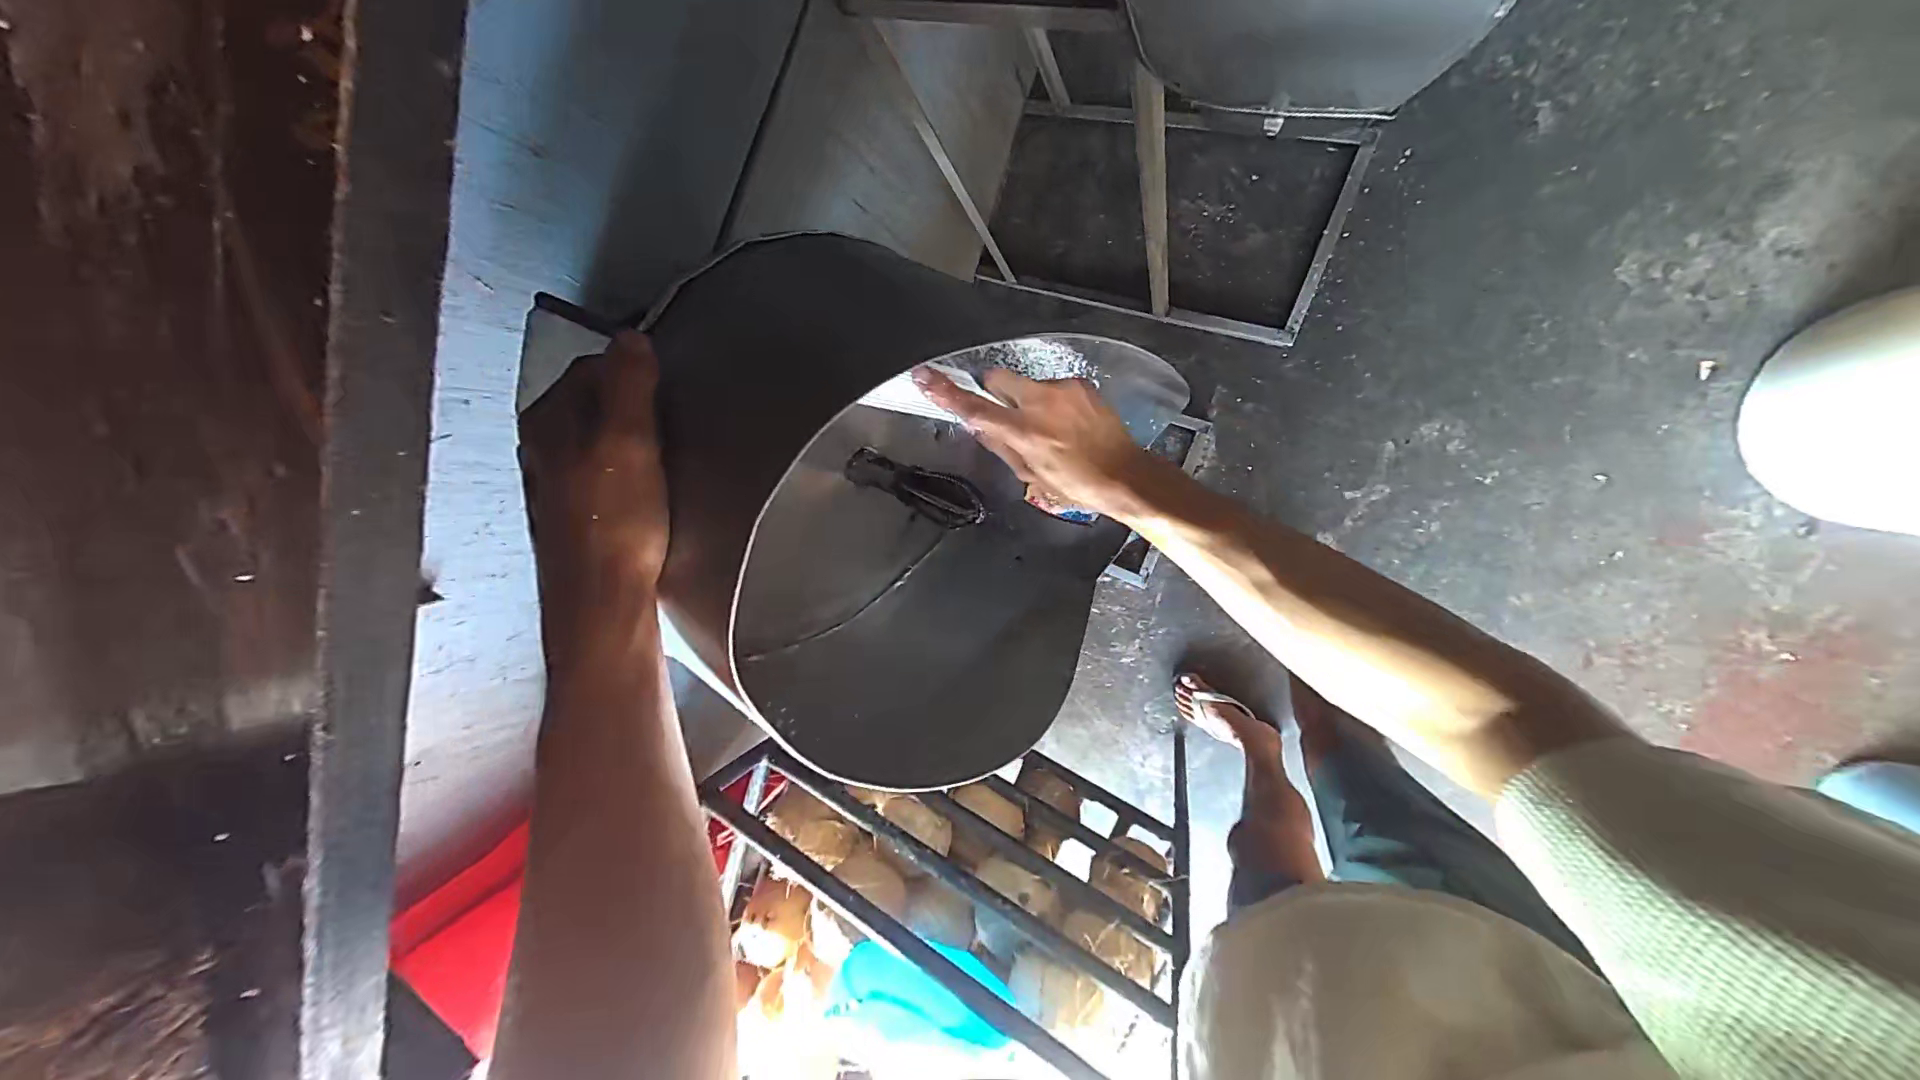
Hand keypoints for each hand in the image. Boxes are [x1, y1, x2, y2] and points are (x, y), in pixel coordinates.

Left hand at [520, 331, 669, 654]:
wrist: (603, 601)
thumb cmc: (618, 521)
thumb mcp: (629, 445)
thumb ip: (629, 387)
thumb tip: (631, 336)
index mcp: (548, 420)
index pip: (591, 367)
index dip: (632, 369)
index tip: (670, 387)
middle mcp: (542, 446)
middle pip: (593, 402)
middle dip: (634, 402)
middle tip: (675, 419)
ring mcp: (556, 482)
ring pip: (597, 437)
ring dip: (632, 436)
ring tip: (669, 451)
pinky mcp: (576, 513)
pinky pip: (602, 469)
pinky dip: (627, 466)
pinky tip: (651, 487)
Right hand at [910, 365, 1173, 520]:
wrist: (1125, 475)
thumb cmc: (1077, 485)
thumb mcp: (1031, 476)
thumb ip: (1002, 447)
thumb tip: (980, 427)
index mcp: (1024, 432)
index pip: (975, 409)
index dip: (946, 393)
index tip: (925, 377)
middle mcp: (1041, 403)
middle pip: (997, 379)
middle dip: (995, 393)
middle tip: (1008, 417)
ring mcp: (1064, 389)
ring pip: (1027, 384)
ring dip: (1027, 400)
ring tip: (1048, 428)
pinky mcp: (1081, 384)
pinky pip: (1053, 387)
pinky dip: (1052, 402)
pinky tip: (1067, 423)